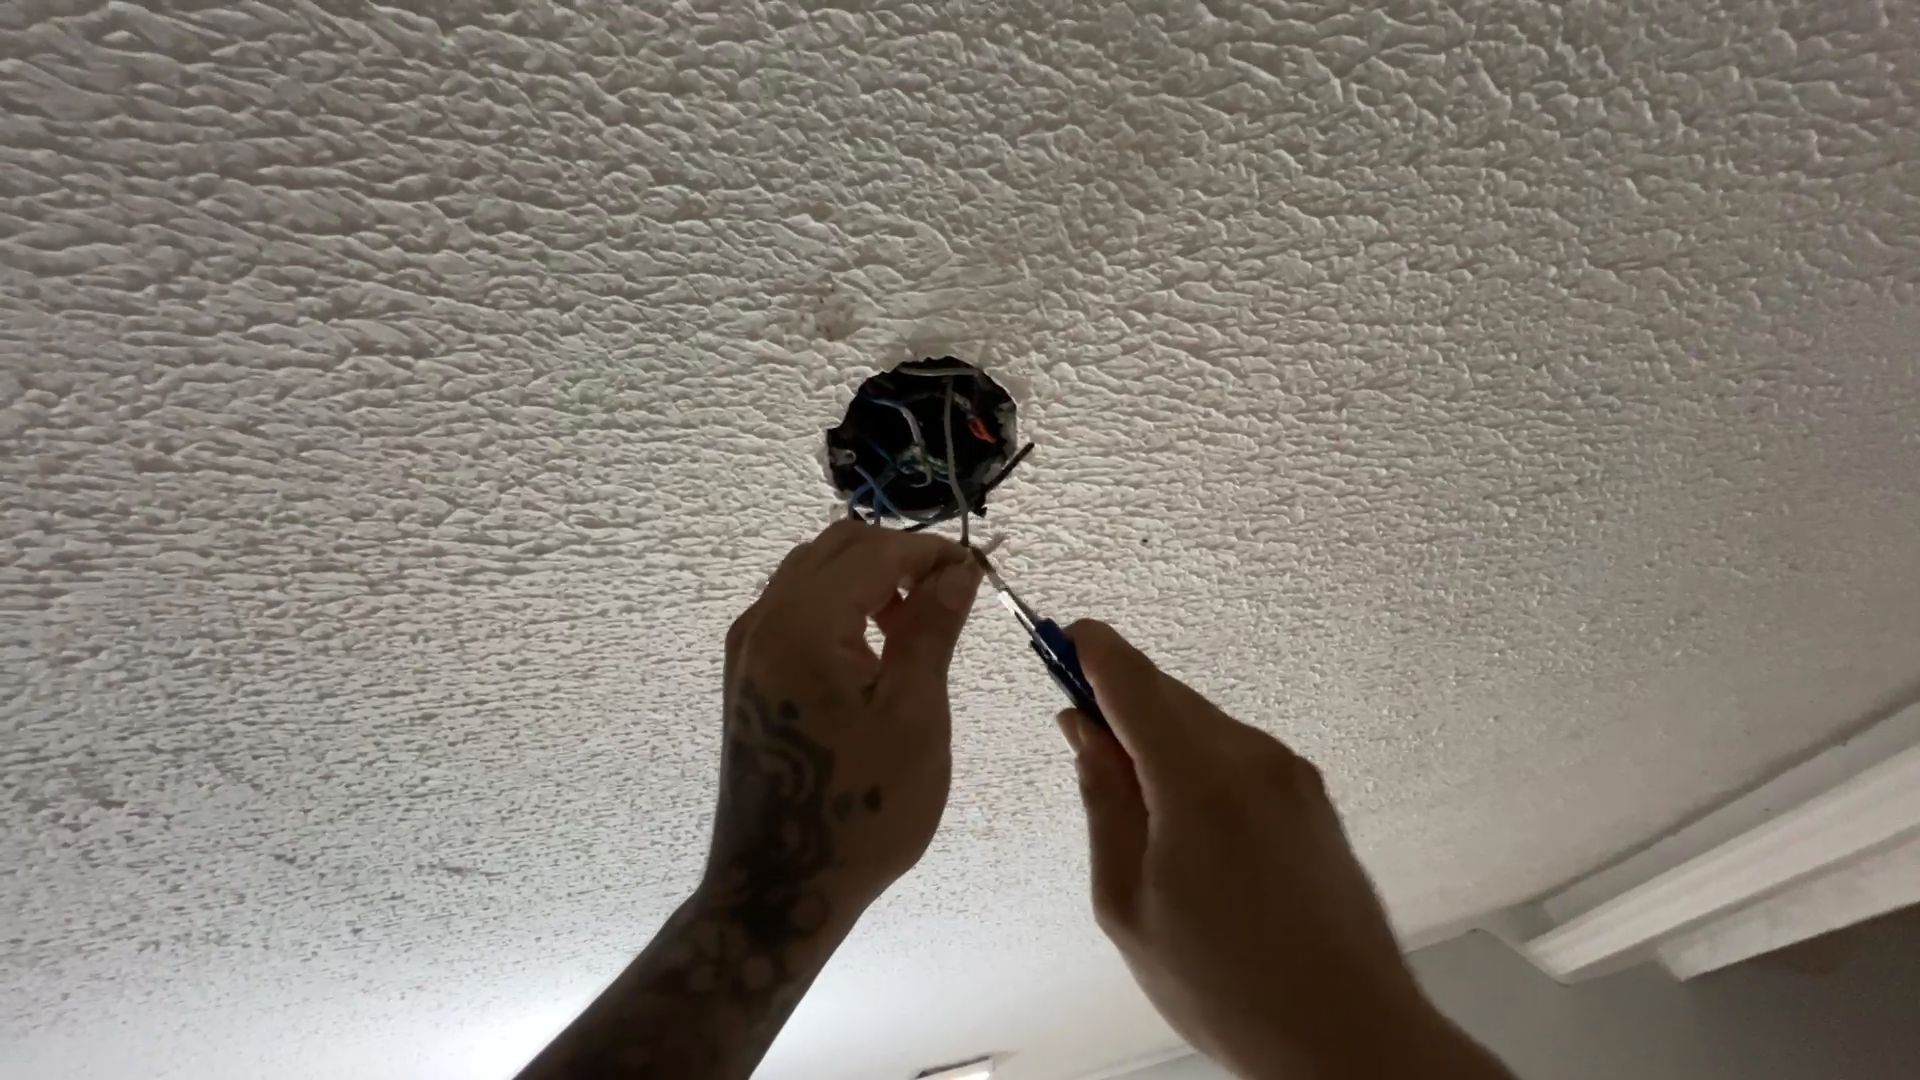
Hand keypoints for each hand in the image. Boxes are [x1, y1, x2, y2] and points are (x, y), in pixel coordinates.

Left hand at [707, 519, 980, 919]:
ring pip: (814, 571)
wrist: (782, 885)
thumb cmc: (863, 806)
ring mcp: (747, 645)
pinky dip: (841, 601)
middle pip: (838, 547)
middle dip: (899, 555)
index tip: (978, 570)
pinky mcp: (747, 670)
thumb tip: (958, 568)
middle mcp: (763, 619)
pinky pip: (796, 605)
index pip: (876, 551)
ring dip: (869, 575)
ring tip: (917, 616)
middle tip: (950, 592)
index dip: (932, 551)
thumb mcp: (914, 712)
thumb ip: (932, 626)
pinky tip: (874, 641)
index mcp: (802, 623)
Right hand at [1058, 621, 1510, 1079]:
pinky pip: (1232, 744)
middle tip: (1081, 735)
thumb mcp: (1125, 902)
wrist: (1353, 1040)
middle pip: (1164, 691)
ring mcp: (1288, 770)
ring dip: (1154, 729)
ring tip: (1135, 798)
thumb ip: (1102, 799)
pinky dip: (1192, 751)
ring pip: (1198, 717)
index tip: (1060, 641)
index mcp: (1198, 783)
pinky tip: (1183, 812)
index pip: (1132, 680)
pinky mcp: (1308, 789)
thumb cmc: (1226, 985)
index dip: (1090, 650)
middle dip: (1116, 697)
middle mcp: (1251, 757)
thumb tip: (1081, 728)